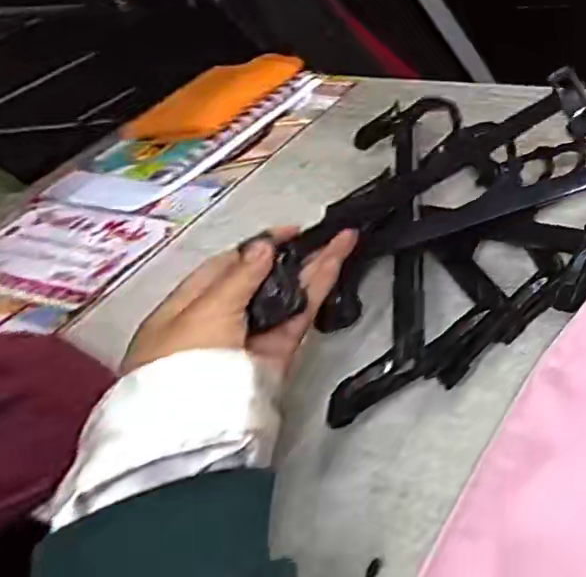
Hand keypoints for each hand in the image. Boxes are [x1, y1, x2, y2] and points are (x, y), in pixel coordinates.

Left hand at [121, 227, 356, 377]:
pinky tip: (338, 259)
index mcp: (186, 309)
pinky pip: (305, 304)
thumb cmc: (183, 358)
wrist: (203, 412)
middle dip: (292, 253)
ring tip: (343, 238)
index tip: (287, 231)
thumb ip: (239, 277)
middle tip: (319, 233)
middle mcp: (222, 316)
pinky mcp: (284, 338)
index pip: (223, 268)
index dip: (255, 246)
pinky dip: (323, 281)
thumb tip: (264, 245)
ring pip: (291, 288)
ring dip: (317, 262)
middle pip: (263, 276)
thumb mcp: (203, 312)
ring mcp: (255, 328)